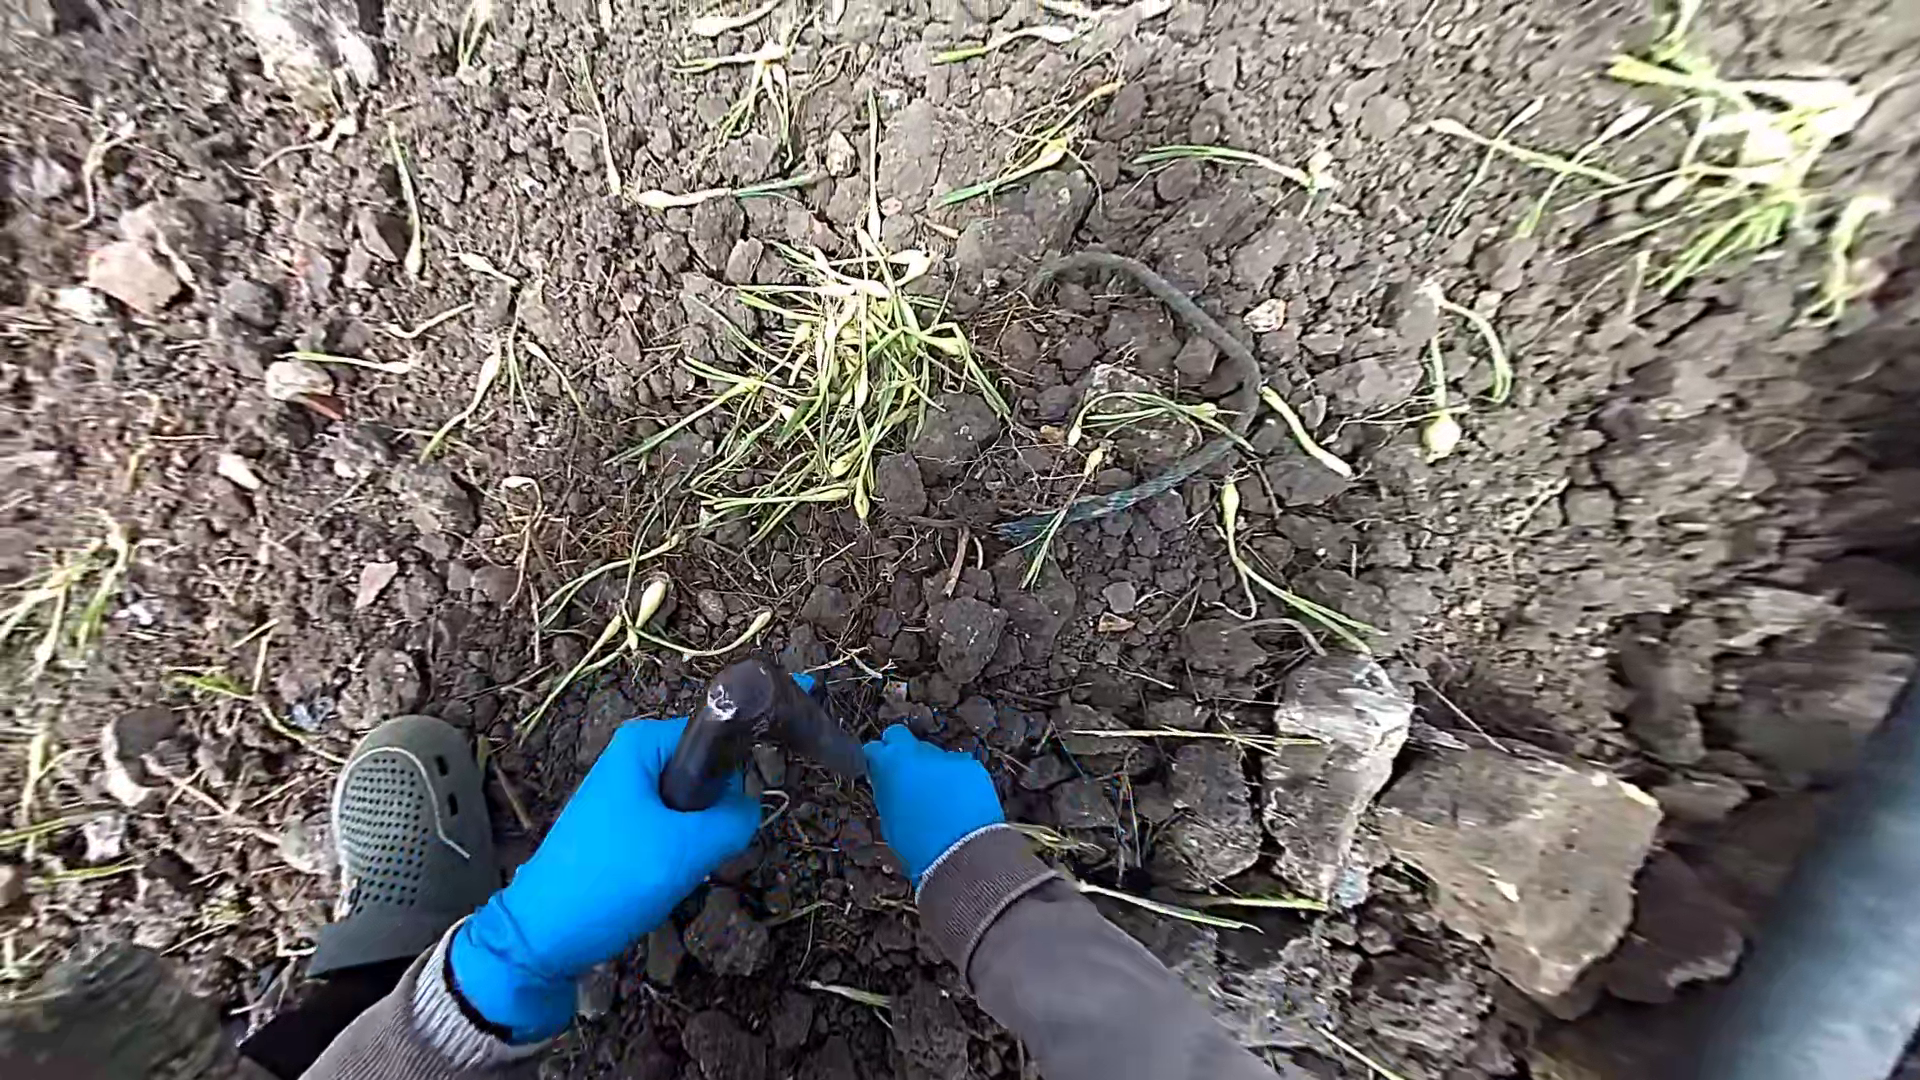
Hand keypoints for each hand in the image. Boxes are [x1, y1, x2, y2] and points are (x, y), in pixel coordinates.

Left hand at [450, 717, 758, 1040]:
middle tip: (714, 841)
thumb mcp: (688, 848)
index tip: (791, 752)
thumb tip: (749, 809)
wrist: (536, 944)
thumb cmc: (610, 880)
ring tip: (688, 862)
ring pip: (695, 798)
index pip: (720, 731)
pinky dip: (685, 842)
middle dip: (721, 806)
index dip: (754, 749)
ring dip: (703, 830)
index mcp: (645, 742)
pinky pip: (675, 818)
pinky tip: (674, 870)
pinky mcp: (624, 819)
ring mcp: (627, 788)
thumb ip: (738, 817)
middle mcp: (635, 754)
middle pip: (710, 768)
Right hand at [863, 724, 1004, 883]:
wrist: (962, 852)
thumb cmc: (919, 845)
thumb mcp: (889, 820)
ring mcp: (946, 756)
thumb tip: (888, 782)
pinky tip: (960, 802)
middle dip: (899, 750)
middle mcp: (918, 752)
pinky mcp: (970, 765)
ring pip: (932, 754)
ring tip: (938, 798)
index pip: (873, 748)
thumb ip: (887, 791)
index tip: (879, 770)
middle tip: (904, 774)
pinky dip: (957, 779)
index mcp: (892, 765)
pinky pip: (958, 767)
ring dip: (931, 768)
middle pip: (900, 736)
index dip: (876, 760)